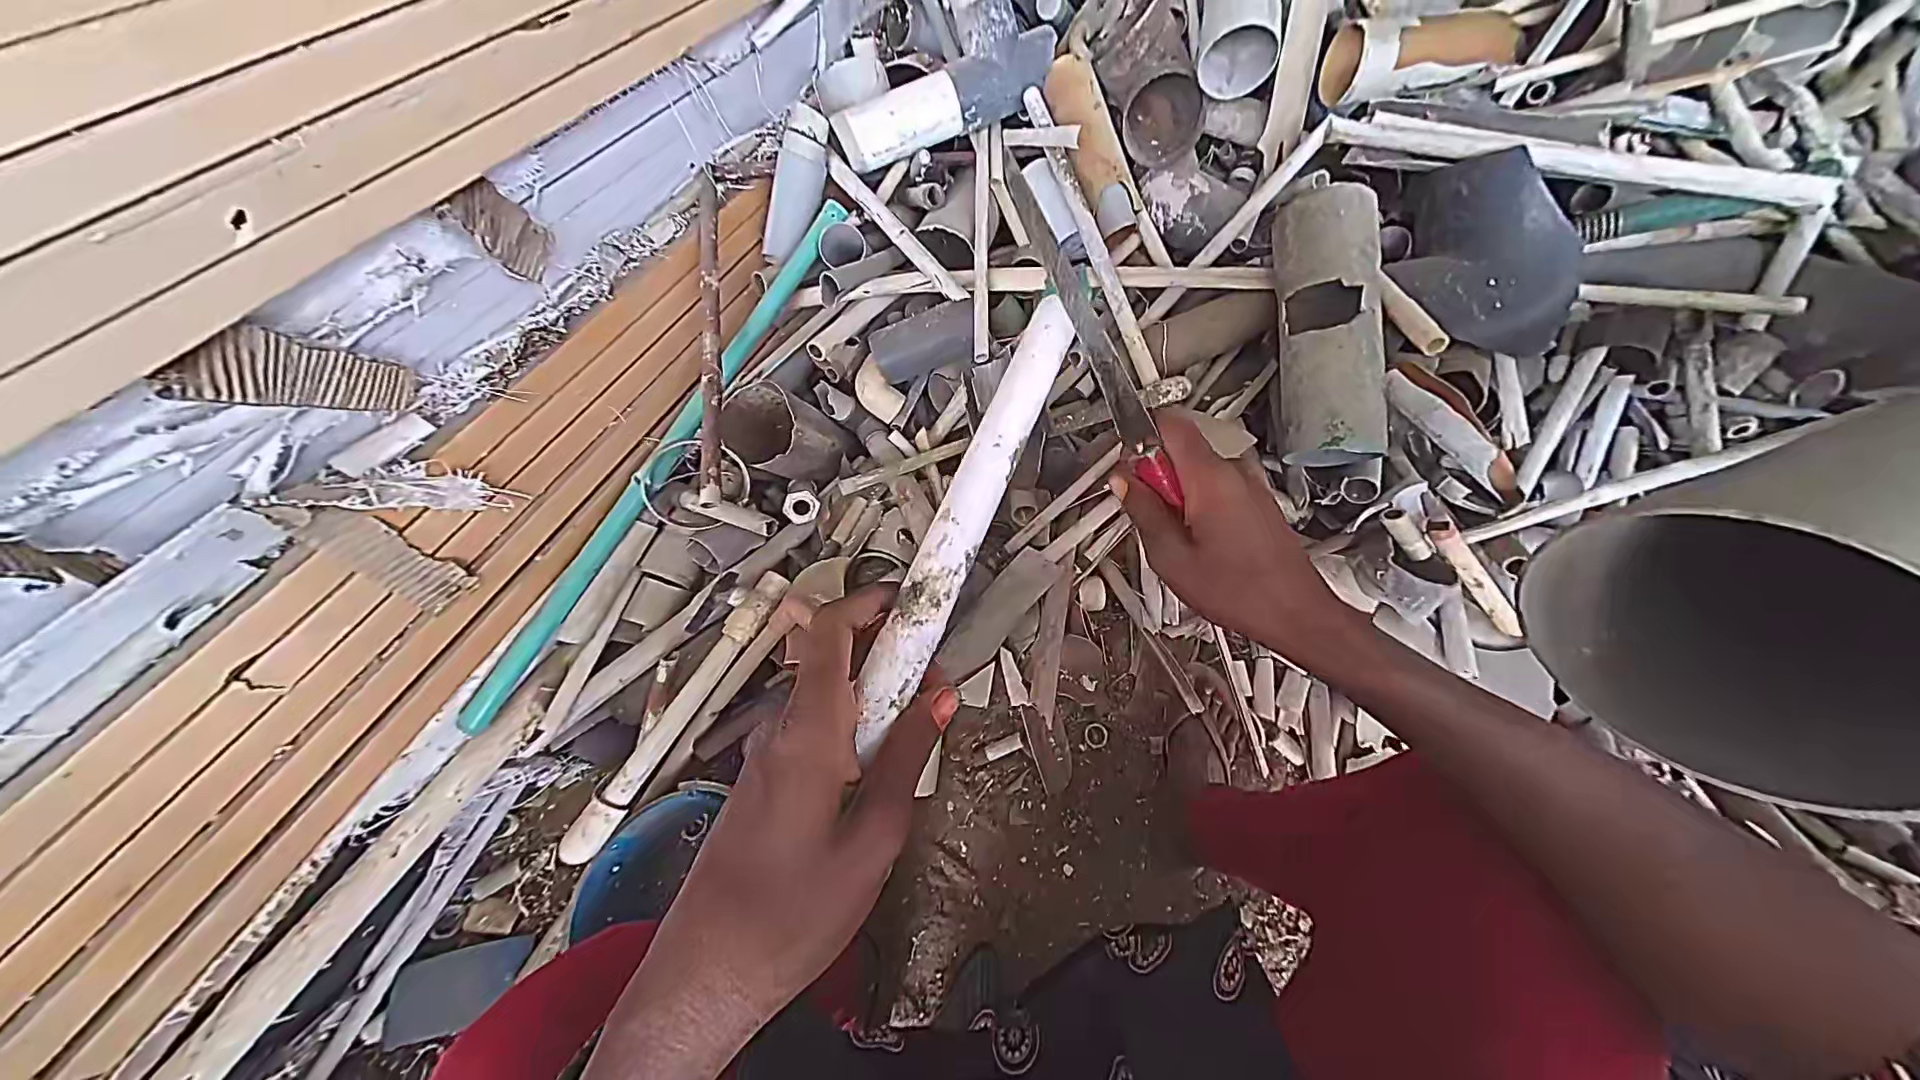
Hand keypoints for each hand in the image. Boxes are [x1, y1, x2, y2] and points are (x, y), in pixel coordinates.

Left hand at [588, 586, 956, 1079]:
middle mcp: (780, 729)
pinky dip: (855, 721)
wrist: (708, 973)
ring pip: (828, 690)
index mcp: (806, 733)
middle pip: (833, 655)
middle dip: (890, 653)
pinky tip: (880, 762)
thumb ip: (907, 758)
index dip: (872, 602)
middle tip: (936, 683)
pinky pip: (816, 722)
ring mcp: (769, 749)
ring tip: (917, 726)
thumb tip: (939, 699)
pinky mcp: (767, 773)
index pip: (829, 631)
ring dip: (876, 692)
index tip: (916, 602)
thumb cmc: (790, 916)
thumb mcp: (873, 839)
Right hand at [1114, 409, 1367, 669]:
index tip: (1126, 466)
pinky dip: (1196, 502)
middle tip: (1149, 511)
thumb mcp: (1170, 556)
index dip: (1139, 437)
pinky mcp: (1255, 500)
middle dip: (1155, 474)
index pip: (1169, 424)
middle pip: (1180, 447)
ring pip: (1196, 467)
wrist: (1294, 613)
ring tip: (1176, 534)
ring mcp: (1249, 484)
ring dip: (1175, 491)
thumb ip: (1142, 511)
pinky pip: (1215, 484)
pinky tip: (1197, 539)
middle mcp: (1234, 472)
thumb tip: (1122, 482)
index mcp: (1210, 478)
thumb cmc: (1241, 592)